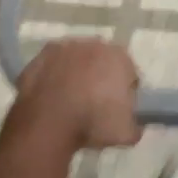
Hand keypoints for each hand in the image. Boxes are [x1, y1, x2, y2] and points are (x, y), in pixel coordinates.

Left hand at [8, 39, 143, 150]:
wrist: (49, 120)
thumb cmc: (93, 122)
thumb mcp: (127, 133)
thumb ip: (135, 124)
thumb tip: (133, 124)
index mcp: (119, 57)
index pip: (129, 73)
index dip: (125, 92)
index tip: (118, 110)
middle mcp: (93, 44)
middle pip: (102, 61)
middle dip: (100, 78)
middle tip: (95, 104)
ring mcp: (65, 46)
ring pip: (76, 60)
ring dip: (76, 74)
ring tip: (70, 101)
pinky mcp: (42, 54)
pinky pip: (54, 65)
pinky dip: (54, 77)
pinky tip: (51, 97)